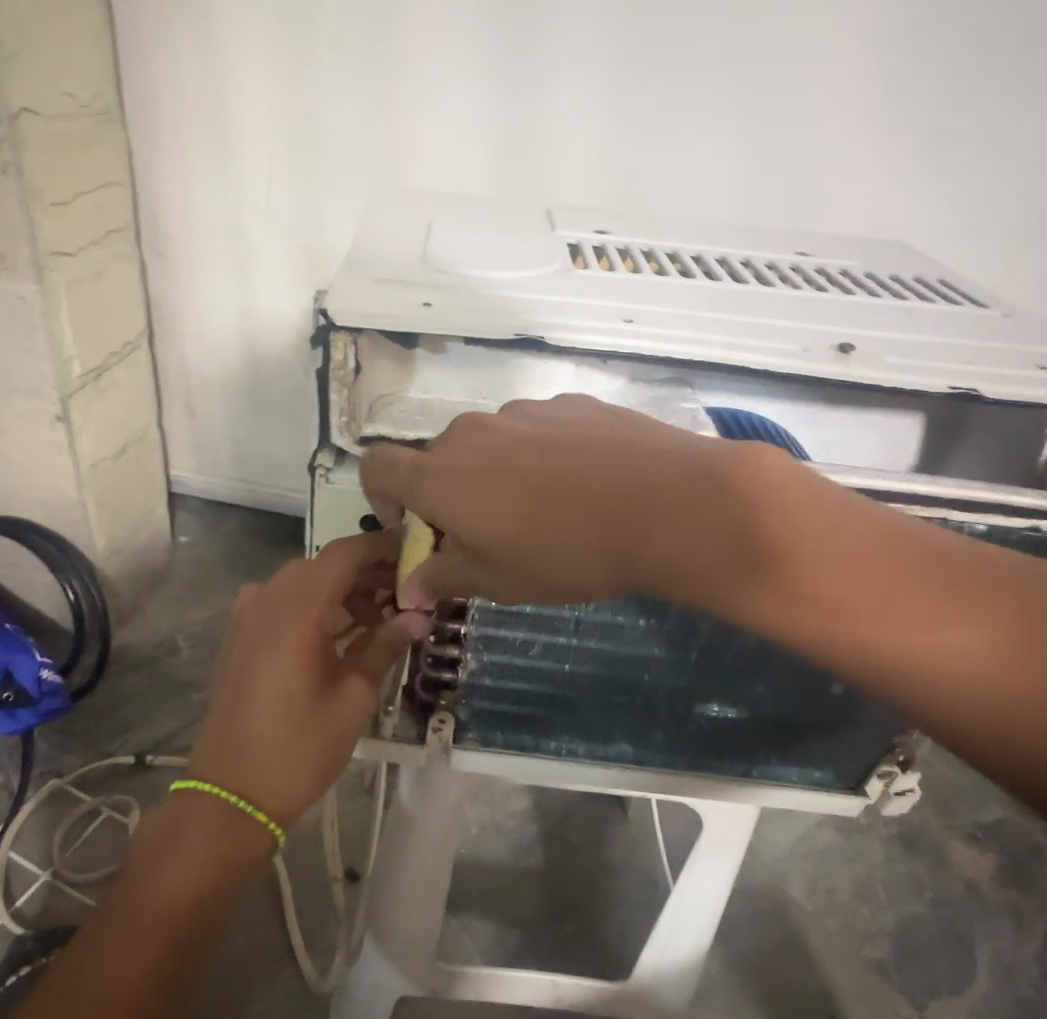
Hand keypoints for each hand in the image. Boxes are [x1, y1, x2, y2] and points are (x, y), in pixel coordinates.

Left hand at [185, 531, 428, 829]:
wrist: (232, 792)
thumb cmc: (300, 747)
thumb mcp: (353, 697)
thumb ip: (384, 647)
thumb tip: (418, 618)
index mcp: (296, 608)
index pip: (345, 553)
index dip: (382, 548)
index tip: (417, 556)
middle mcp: (267, 599)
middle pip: (324, 564)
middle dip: (366, 574)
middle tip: (405, 598)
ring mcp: (247, 616)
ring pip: (302, 583)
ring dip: (340, 592)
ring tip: (379, 622)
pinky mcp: (240, 636)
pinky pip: (281, 603)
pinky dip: (313, 607)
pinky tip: (338, 636)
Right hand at [361, 394, 794, 610]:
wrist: (670, 505)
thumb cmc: (568, 553)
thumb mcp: (499, 580)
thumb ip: (444, 578)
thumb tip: (411, 588)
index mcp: (441, 475)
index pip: (376, 466)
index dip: (382, 497)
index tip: (413, 527)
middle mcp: (472, 432)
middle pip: (438, 458)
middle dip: (448, 495)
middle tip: (488, 534)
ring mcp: (523, 411)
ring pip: (490, 444)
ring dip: (496, 474)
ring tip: (546, 511)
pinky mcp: (570, 403)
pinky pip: (535, 430)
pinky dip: (541, 456)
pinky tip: (584, 486)